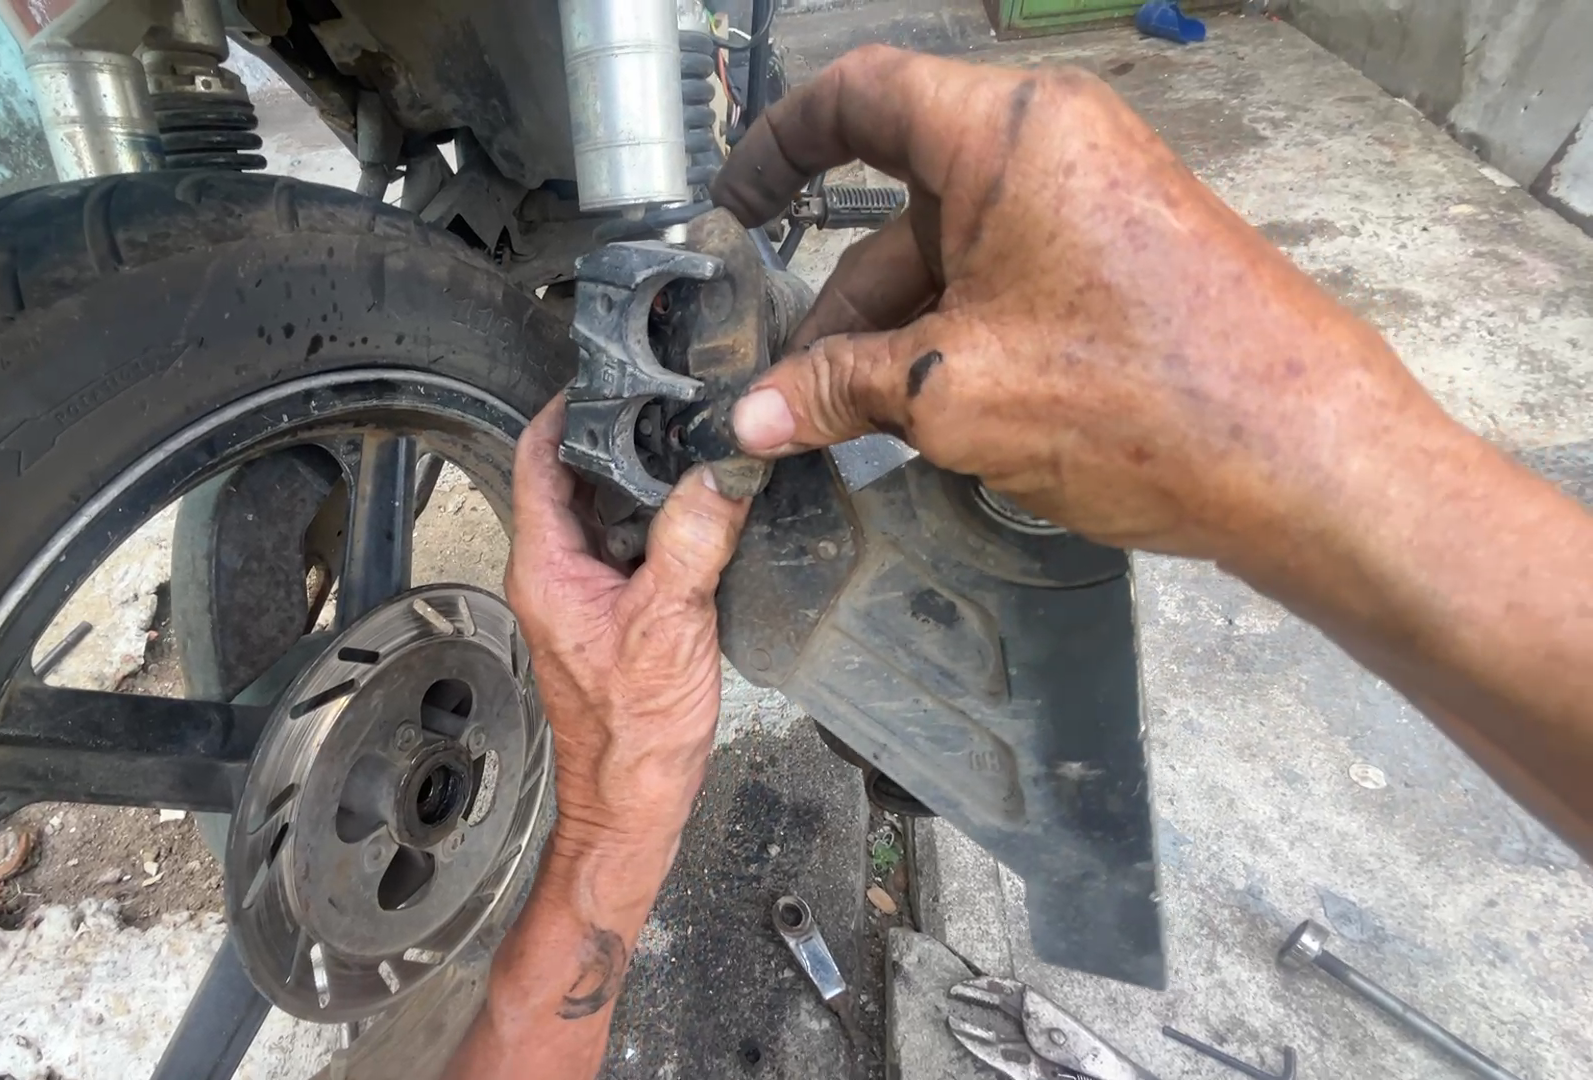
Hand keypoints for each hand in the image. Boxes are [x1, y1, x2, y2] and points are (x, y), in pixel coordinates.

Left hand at [505, 398, 750, 849]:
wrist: (633, 796)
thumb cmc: (633, 732)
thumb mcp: (669, 624)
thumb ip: (692, 541)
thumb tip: (720, 470)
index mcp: (546, 565)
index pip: (536, 459)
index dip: (564, 411)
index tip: (605, 378)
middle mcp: (554, 570)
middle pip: (571, 477)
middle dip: (614, 437)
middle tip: (666, 401)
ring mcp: (581, 590)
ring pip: (603, 510)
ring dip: (638, 477)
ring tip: (687, 441)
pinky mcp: (611, 608)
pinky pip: (627, 543)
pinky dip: (655, 517)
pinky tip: (696, 506)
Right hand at [713, 46, 1452, 567]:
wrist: (1307, 466)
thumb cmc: (1124, 399)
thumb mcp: (948, 392)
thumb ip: (835, 391)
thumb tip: (746, 421)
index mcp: (1003, 140)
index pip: (858, 98)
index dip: (778, 145)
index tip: (731, 210)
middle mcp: (1038, 160)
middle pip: (889, 222)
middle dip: (828, 314)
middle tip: (781, 395)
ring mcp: (1071, 222)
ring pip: (933, 274)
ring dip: (875, 347)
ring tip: (833, 425)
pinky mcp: (1095, 277)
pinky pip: (981, 299)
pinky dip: (929, 352)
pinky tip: (901, 420)